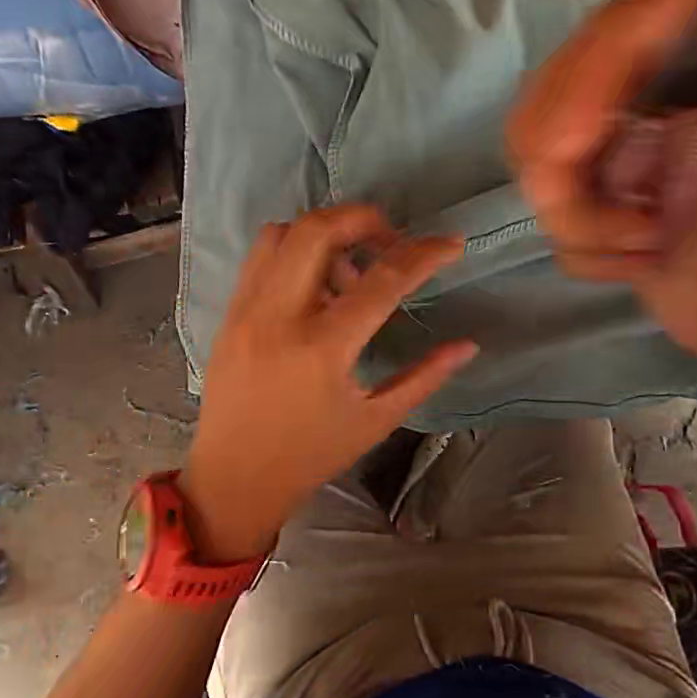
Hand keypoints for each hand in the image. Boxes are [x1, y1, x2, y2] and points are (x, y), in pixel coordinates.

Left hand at [180, 205, 477, 560]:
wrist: (233, 477)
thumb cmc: (310, 456)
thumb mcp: (375, 421)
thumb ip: (425, 377)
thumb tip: (468, 344)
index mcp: (323, 349)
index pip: (382, 280)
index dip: (424, 254)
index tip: (450, 244)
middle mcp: (280, 316)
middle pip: (319, 230)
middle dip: (364, 220)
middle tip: (391, 241)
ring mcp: (246, 309)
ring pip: (283, 233)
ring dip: (325, 233)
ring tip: (349, 268)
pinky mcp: (228, 312)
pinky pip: (260, 257)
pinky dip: (294, 251)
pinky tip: (315, 284)